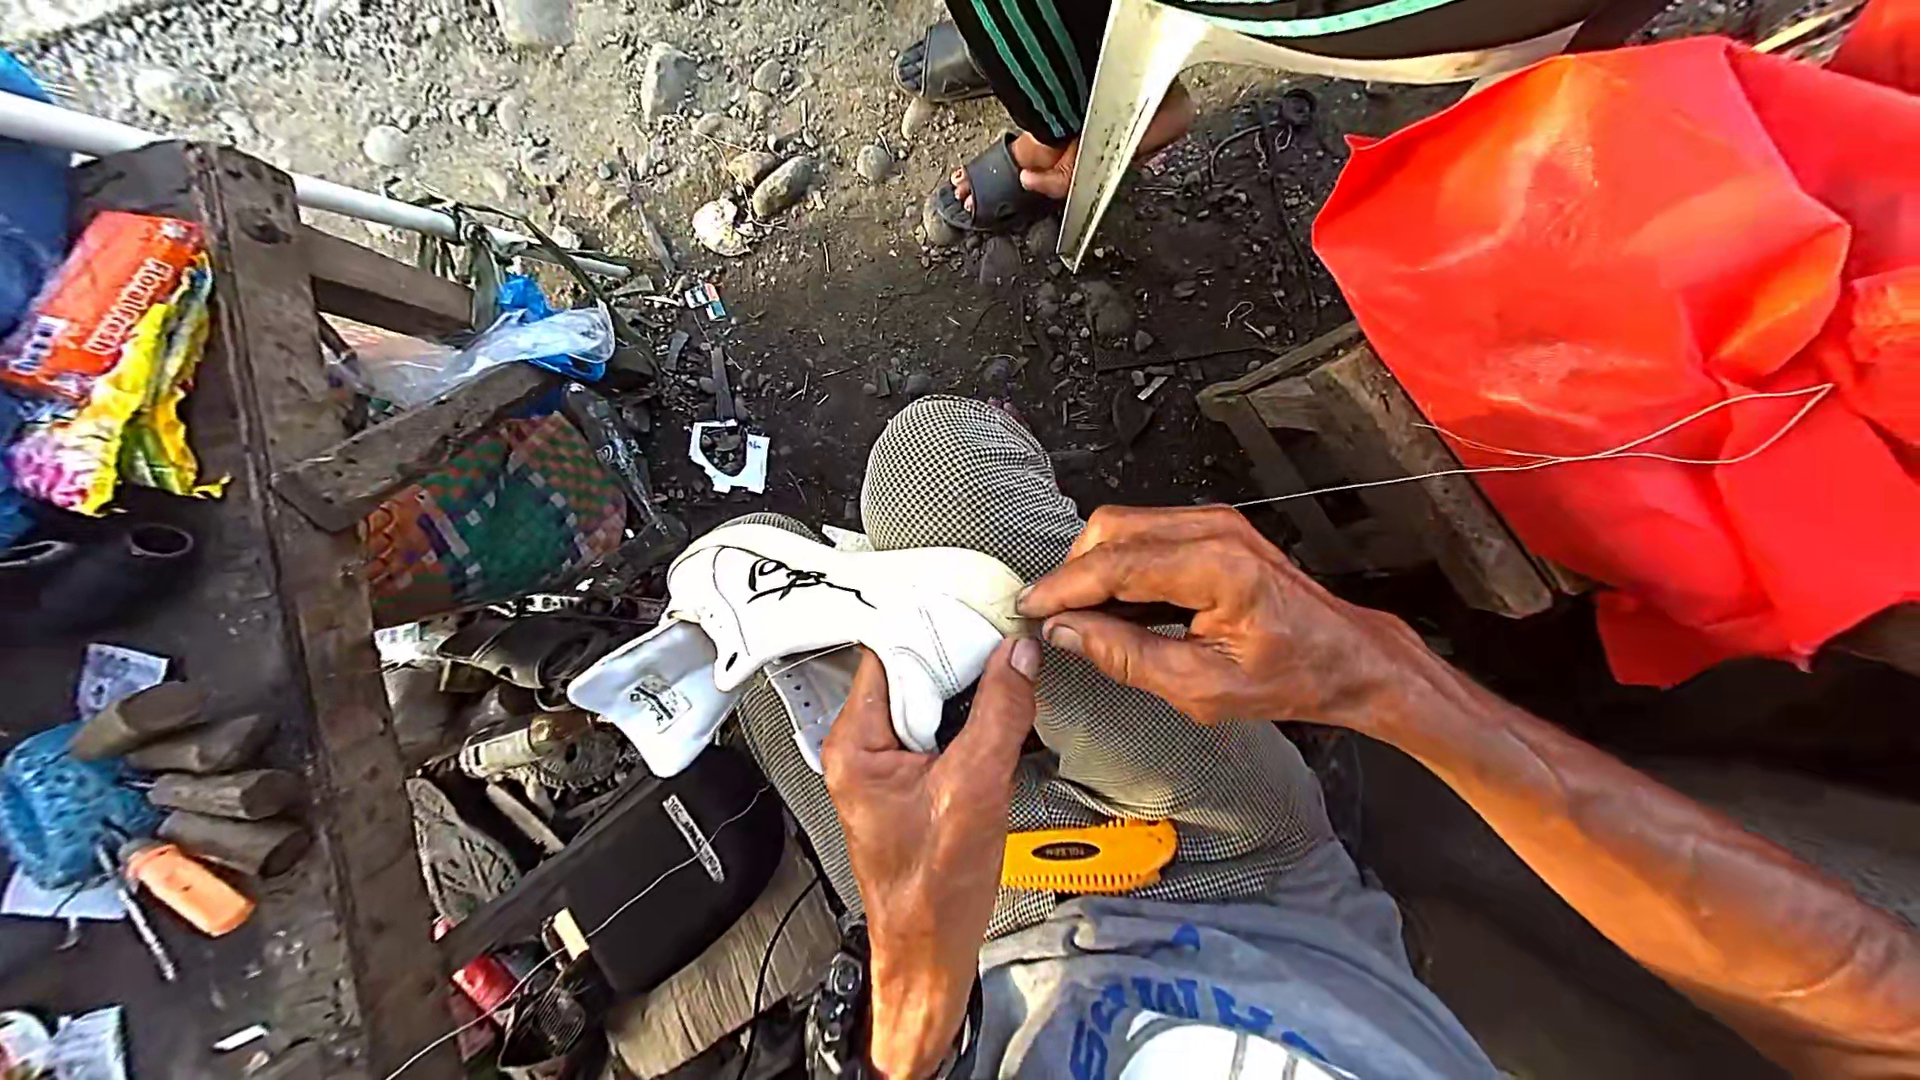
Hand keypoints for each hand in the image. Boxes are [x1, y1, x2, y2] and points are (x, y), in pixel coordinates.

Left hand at [821, 637, 1040, 1078]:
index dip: (932, 627)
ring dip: (969, 684)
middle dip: (959, 655)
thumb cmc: (930, 894)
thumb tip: (1018, 659)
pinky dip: (972, 710)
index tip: (971, 610)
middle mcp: (865, 743)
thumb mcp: (974, 791)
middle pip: (912, 668)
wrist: (932, 949)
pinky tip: (998, 708)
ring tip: (1005, 670)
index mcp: (856, 743)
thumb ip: (998, 714)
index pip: (888, 653)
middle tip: (1000, 640)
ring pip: (931, 693)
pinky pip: (942, 719)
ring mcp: (889, 756)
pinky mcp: (915, 768)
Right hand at [1016, 505, 1431, 729]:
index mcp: (1217, 567)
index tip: (1029, 608)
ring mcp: (1211, 523)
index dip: (1062, 587)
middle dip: (1071, 573)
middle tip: (1054, 617)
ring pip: (1119, 526)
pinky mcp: (1208, 529)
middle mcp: (1212, 531)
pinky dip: (1113, 563)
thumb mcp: (1200, 687)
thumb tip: (1067, 632)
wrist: (1342, 655)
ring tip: (1083, 614)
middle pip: (1109, 530)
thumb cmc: (1291, 675)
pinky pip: (1140, 532)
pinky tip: (1113, 600)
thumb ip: (1124, 655)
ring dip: (1089, 567)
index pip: (1114, 564)